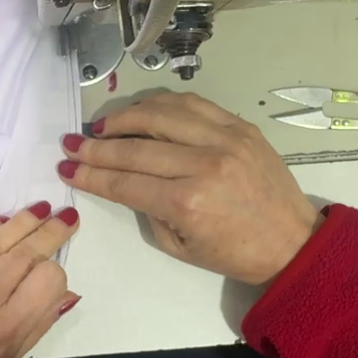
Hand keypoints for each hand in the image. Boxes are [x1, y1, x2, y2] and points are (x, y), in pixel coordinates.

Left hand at [0, 203, 80, 357]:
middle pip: (25, 253)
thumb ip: (39, 324)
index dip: (55, 272)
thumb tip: (67, 291)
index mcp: (5, 330)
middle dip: (50, 231)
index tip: (51, 273)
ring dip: (22, 221)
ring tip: (41, 210)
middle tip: (66, 217)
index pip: (47, 280)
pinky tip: (0, 221)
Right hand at [59, 92, 321, 284]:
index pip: (125, 182)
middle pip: (136, 147)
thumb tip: (122, 180)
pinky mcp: (240, 126)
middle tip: (72, 144)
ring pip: (161, 115)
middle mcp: (203, 165)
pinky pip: (192, 104)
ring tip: (103, 125)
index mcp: (187, 203)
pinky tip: (141, 110)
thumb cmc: (233, 253)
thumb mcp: (179, 246)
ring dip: (124, 117)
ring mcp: (225, 140)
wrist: (291, 240)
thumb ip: (147, 211)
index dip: (90, 175)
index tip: (66, 166)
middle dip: (96, 147)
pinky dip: (160, 104)